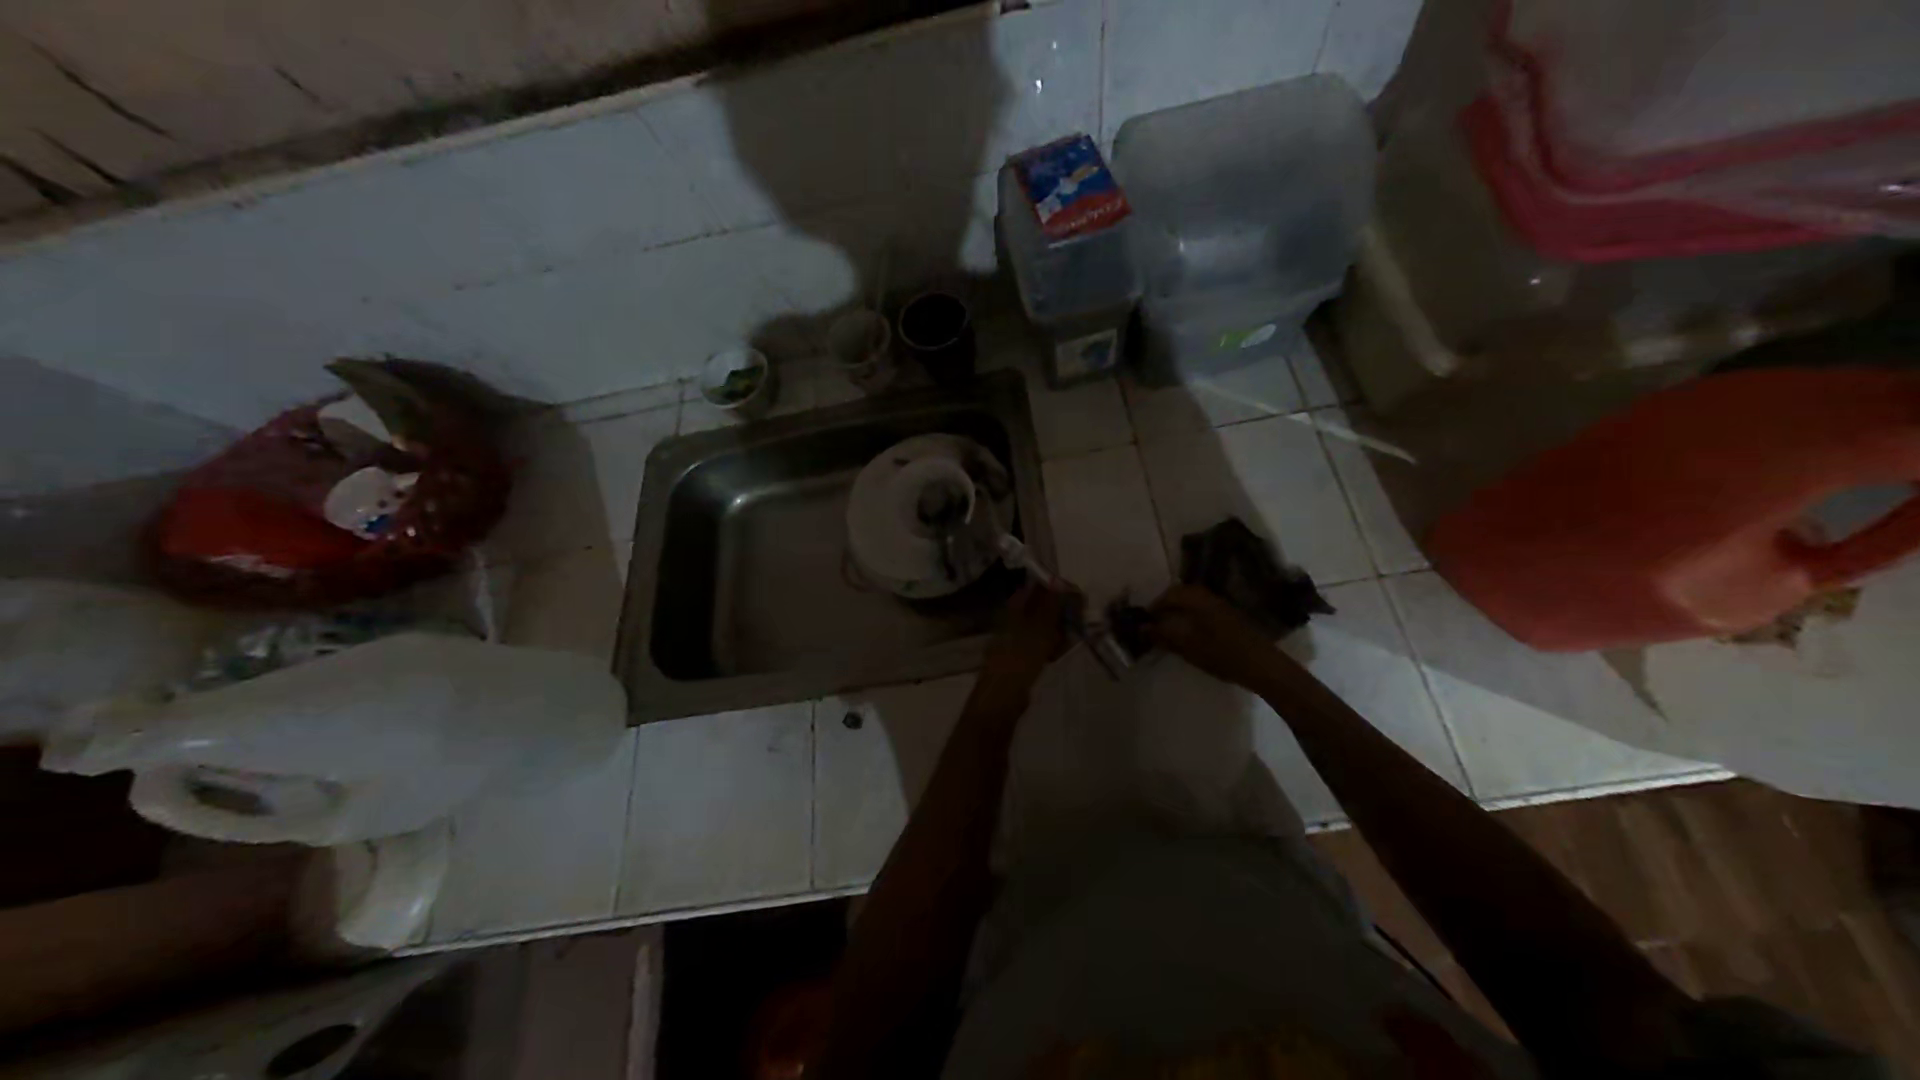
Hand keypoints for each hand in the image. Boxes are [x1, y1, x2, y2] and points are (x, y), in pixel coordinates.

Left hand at [981, 582, 1070, 689]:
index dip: (1056, 590)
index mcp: (1013, 609)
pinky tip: (1056, 655)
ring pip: (1043, 628)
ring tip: (1068, 641)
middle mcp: (1013, 620)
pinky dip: (1050, 647)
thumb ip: (1052, 605)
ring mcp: (1016, 639)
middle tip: (1076, 621)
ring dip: (1058, 632)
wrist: (1002, 697)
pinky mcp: (1021, 657)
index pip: (1036, 588)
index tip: (1076, 597)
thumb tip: (1063, 582)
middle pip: (1041, 608)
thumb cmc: (1020, 659)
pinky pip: (1040, 645)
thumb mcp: (1040, 628)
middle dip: (1060, 613)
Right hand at [1148, 585, 1292, 689]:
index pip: (1168, 595)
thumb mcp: (1187, 646)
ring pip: (1192, 602)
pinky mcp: (1229, 618)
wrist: (1262, 666)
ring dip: (1178, 612)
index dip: (1154, 607)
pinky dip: (1190, 618)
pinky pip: (1202, 610)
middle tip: (1155, 624)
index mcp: (1197, 599)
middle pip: (1181, 595)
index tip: (1144, 622)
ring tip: (1169, 630)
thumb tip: (1141, 628)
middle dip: (1166, 607)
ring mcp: (1221, 606)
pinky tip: (1189, 634)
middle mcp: (1209, 597)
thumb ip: (1163, 635)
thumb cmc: (1221, 653)